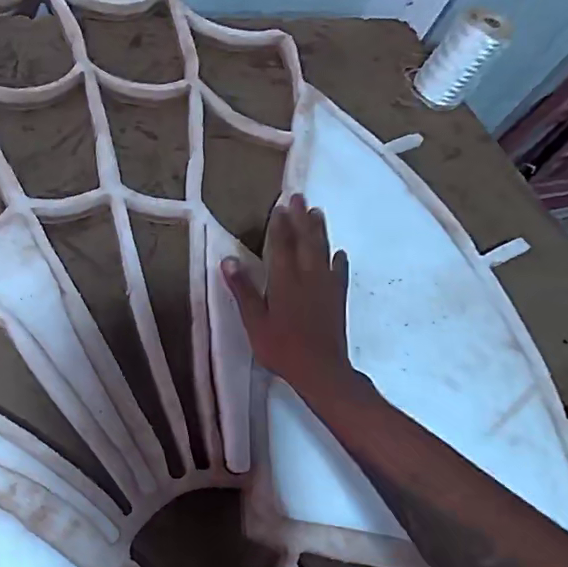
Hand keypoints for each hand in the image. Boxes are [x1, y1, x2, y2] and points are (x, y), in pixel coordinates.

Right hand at [222, 195, 365, 406]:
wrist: (321, 369)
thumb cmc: (282, 348)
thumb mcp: (255, 322)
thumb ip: (243, 290)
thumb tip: (228, 261)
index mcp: (284, 280)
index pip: (281, 244)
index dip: (280, 224)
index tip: (280, 205)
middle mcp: (308, 276)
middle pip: (305, 240)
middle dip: (301, 218)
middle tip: (299, 197)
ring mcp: (326, 286)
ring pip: (323, 251)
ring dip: (319, 231)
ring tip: (317, 213)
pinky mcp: (338, 298)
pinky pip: (339, 273)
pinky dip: (338, 260)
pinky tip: (338, 254)